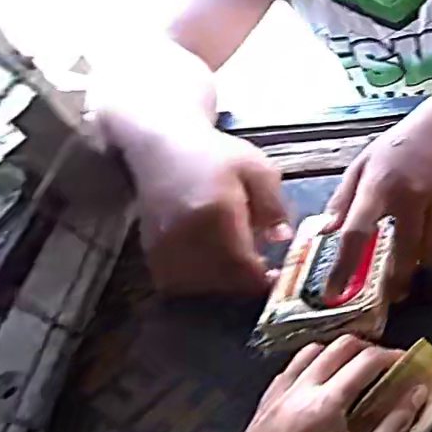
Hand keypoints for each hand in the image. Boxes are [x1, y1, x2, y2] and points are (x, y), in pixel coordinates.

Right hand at [133, 128, 291, 296]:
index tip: (279, 277)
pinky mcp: (149, 248)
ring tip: (242, 267)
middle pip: (218, 279)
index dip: (260, 278)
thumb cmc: (218, 155)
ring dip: (221, 284)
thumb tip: (281, 239)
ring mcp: (162, 244)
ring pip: (195, 284)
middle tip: (265, 272)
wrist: (164, 147)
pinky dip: (197, 280)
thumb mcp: (260, 171)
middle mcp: (184, 235)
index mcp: (216, 214)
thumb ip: (273, 206)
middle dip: (244, 282)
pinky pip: (174, 280)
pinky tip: (216, 264)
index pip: (239, 263)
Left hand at [168, 338, 425, 431]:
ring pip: (310, 353)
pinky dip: (311, 368)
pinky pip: (287, 373)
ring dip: (338, 354)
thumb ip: (392, 431)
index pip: (366, 361)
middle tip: (388, 368)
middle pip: (338, 347)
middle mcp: (293, 395)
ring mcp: (270, 403)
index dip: (394, 357)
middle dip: (369, 349)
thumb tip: (417, 393)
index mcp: (320, 407)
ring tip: (356, 375)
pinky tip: (321, 393)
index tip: (411, 365)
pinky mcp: (255, 417)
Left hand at [324, 106, 431, 300]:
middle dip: (397, 279)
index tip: (335, 292)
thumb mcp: (365, 162)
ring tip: (417, 263)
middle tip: (393, 293)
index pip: (356, 233)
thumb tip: (327, 232)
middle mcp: (411, 193)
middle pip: (404, 251)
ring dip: (424, 261)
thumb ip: (344, 197)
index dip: (344, 266)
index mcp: (379, 185)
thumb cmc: (401, 142)